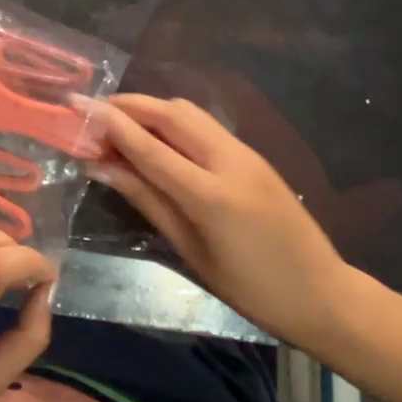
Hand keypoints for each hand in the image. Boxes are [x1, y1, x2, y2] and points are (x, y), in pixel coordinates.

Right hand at [83, 94, 359, 345]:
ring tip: (117, 122)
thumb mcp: (191, 251)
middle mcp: (229, 161)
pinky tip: (154, 138)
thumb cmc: (252, 289)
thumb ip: (145, 200)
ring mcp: (245, 153)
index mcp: (211, 195)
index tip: (76, 105)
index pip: (149, 146)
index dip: (109, 123)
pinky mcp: (253, 154)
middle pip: (170, 113)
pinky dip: (171, 119)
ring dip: (150, 108)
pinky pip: (203, 124)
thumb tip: (99, 166)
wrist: (325, 296)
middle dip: (127, 105)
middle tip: (91, 111)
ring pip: (188, 110)